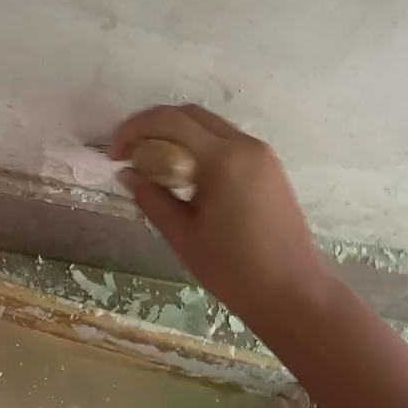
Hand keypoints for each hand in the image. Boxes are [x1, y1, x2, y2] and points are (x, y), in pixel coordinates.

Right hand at [109, 105, 333, 318]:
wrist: (292, 291)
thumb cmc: (235, 270)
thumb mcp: (184, 236)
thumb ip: (153, 199)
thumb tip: (128, 174)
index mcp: (224, 159)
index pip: (170, 120)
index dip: (134, 129)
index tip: (115, 155)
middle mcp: (246, 145)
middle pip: (190, 115)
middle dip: (153, 127)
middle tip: (129, 155)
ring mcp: (262, 154)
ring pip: (210, 126)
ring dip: (178, 135)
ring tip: (153, 165)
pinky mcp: (270, 166)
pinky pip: (228, 142)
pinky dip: (201, 147)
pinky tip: (185, 175)